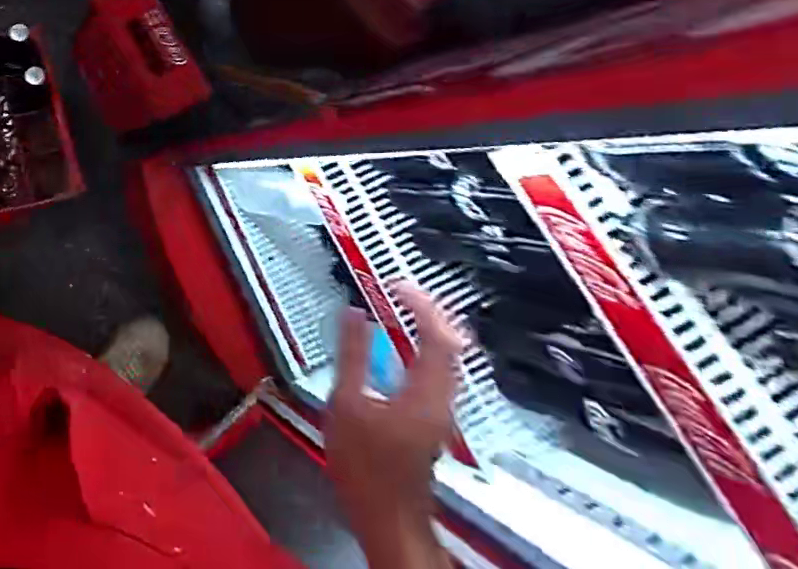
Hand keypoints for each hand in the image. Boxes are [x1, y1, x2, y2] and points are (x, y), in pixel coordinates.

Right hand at [326, 284, 468, 566]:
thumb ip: (352, 354)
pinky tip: (402, 343)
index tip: (395, 284)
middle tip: (400, 288)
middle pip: (451, 346)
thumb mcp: (346, 402)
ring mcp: (440, 410)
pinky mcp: (431, 417)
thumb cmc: (363, 461)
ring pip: (447, 359)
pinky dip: (423, 347)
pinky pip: (437, 371)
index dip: (421, 306)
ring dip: (428, 328)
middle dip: (430, 312)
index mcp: (425, 393)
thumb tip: (354, 314)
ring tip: (401, 306)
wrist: (385, 514)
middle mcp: (442, 399)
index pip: (438, 338)